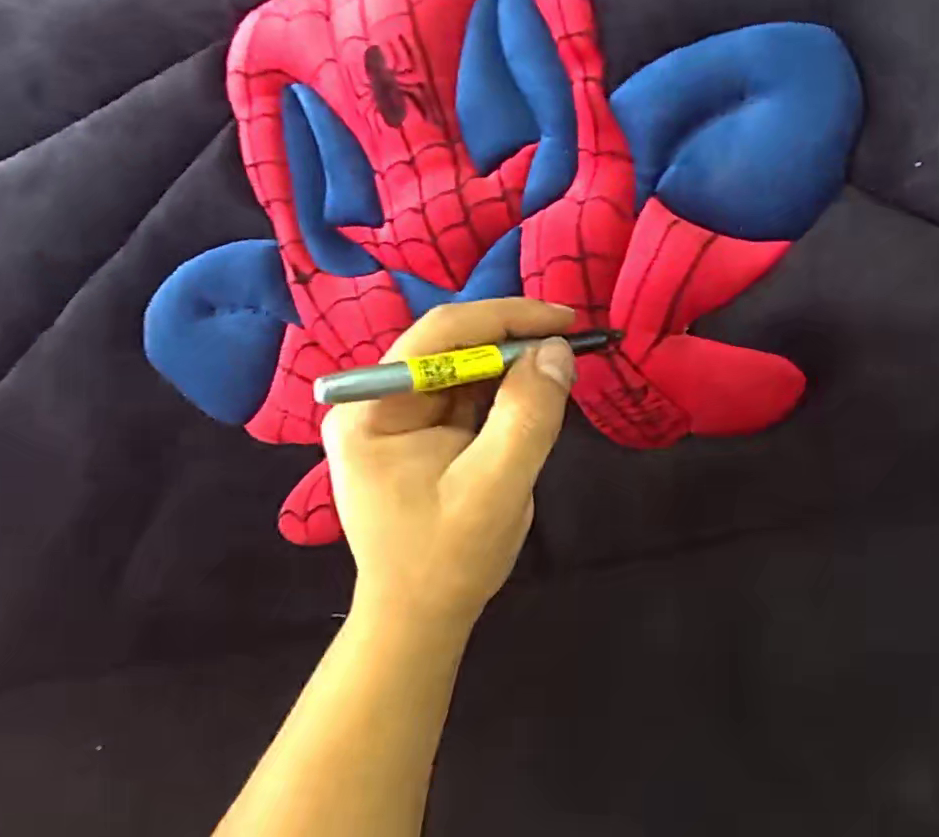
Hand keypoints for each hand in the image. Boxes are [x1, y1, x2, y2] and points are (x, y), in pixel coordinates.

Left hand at [321, 298, 577, 631]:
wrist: (419, 619)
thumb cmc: (448, 560)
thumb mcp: (497, 488)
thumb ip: (528, 416)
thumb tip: (557, 351)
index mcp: (370, 408)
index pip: (439, 335)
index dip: (505, 318)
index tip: (564, 319)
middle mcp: (371, 400)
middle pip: (447, 347)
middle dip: (511, 342)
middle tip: (569, 344)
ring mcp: (390, 415)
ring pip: (460, 368)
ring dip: (509, 366)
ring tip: (557, 369)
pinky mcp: (413, 431)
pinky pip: (461, 394)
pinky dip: (500, 390)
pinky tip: (531, 395)